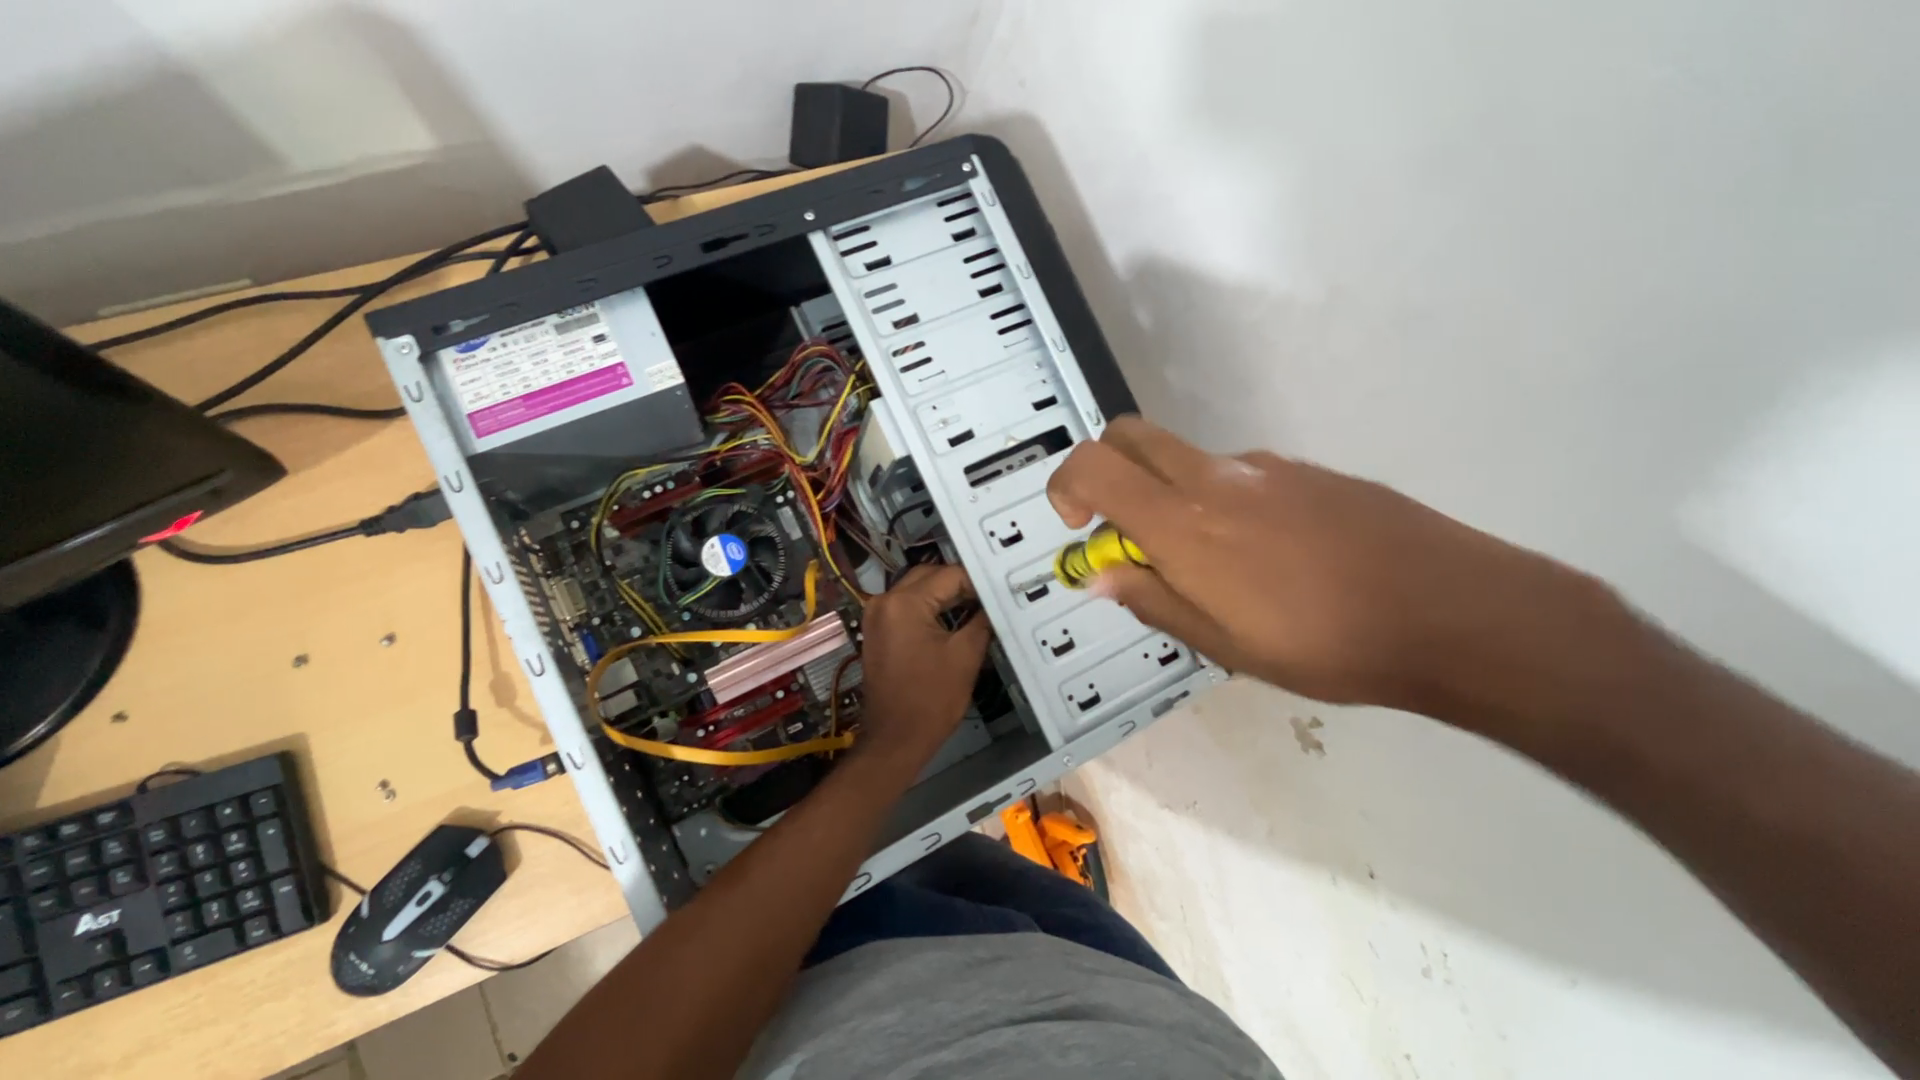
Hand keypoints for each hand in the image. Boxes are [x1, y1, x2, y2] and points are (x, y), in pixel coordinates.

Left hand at [856, 564, 992, 759]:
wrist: (895, 739)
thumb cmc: (931, 699)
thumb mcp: (965, 656)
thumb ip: (981, 621)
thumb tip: (994, 603)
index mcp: (904, 602)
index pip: (949, 575)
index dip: (978, 582)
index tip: (1000, 591)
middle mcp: (884, 600)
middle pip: (929, 576)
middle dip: (960, 584)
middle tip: (990, 597)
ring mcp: (876, 615)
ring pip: (917, 589)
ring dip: (944, 595)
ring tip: (977, 606)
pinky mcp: (877, 630)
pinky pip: (906, 607)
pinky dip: (929, 609)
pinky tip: (954, 619)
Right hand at [1046, 416, 1619, 724]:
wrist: (1451, 610)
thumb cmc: (1326, 644)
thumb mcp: (1226, 645)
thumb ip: (1154, 600)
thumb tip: (1099, 573)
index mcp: (1185, 523)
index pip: (1094, 466)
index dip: (1065, 487)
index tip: (1077, 528)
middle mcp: (1217, 478)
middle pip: (1130, 435)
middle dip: (1106, 470)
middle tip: (1125, 531)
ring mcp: (1267, 468)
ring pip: (1189, 460)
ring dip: (1172, 497)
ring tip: (1219, 572)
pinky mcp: (1309, 472)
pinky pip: (1241, 475)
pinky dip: (1225, 504)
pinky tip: (1274, 562)